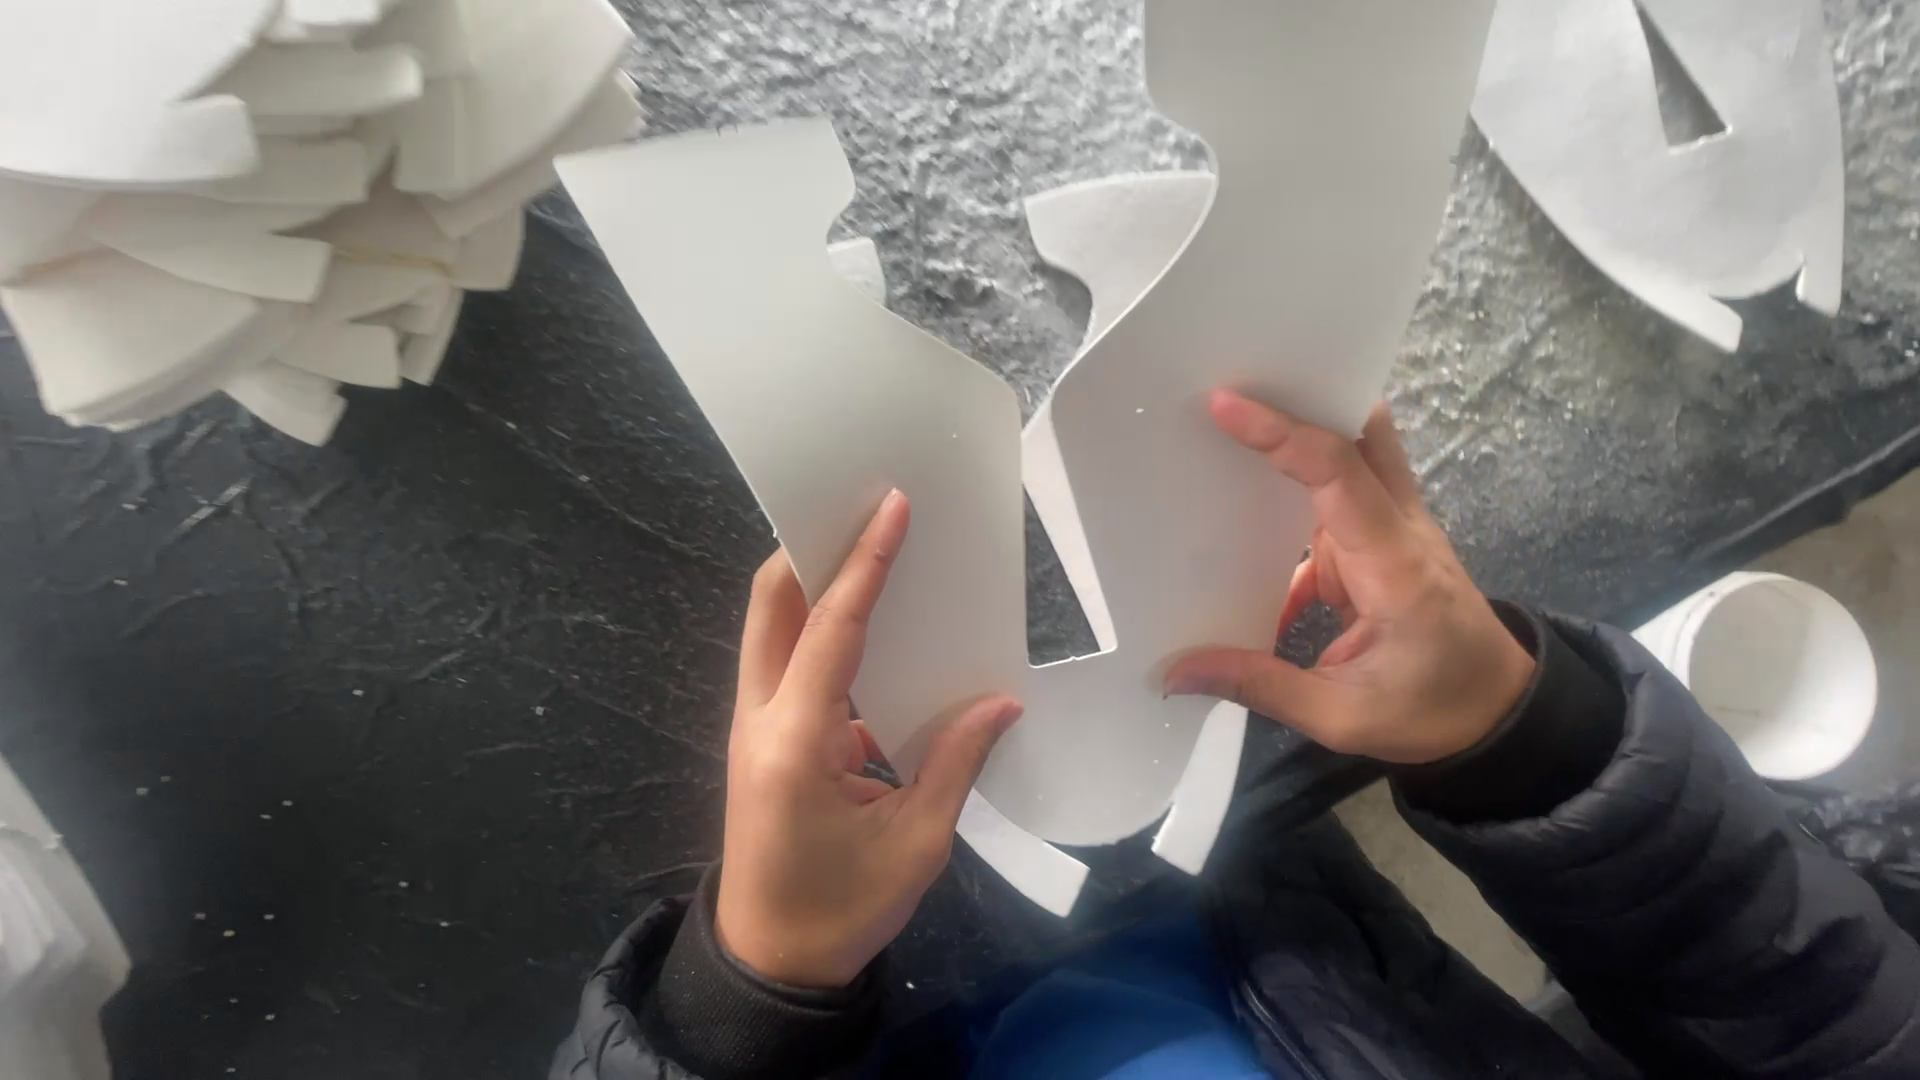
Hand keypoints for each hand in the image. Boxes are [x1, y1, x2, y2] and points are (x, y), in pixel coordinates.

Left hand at [715, 490, 1022, 987]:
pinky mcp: (763, 737)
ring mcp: (753, 726)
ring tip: (862, 548)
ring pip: (771, 627)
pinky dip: (818, 627)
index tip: (891, 508)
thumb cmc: (841, 911)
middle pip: (771, 607)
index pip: (832, 630)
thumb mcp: (915, 845)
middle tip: (859, 510)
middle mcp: (760, 719)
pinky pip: (787, 660)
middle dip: (811, 549)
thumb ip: (955, 763)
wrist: (770, 965)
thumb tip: (1002, 702)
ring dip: (810, 582)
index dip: (865, 564)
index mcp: (794, 744)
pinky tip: (865, 624)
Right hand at [1165, 390, 1533, 764]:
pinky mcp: (1377, 541)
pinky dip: (1292, 484)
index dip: (1282, 434)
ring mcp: (1392, 530)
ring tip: (1232, 417)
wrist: (1500, 714)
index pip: (1339, 475)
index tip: (1224, 404)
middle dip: (1307, 397)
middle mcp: (1398, 529)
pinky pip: (1332, 496)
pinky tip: (1243, 505)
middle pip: (1364, 434)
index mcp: (1395, 566)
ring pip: (1354, 453)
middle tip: (1242, 375)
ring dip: (1302, 429)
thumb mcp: (1342, 716)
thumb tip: (1174, 671)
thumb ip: (1258, 685)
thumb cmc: (1432, 712)